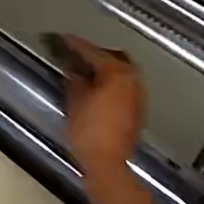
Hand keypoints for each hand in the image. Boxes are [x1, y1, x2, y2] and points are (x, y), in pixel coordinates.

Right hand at [57, 33, 144, 173]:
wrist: (108, 164)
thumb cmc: (89, 132)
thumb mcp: (75, 103)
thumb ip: (75, 81)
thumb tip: (73, 70)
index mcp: (117, 74)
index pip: (94, 53)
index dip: (77, 45)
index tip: (65, 39)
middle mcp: (132, 80)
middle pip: (113, 58)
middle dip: (94, 55)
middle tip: (76, 54)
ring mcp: (138, 95)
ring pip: (120, 72)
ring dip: (104, 70)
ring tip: (84, 71)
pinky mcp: (137, 109)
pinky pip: (124, 86)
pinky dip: (110, 82)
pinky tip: (96, 88)